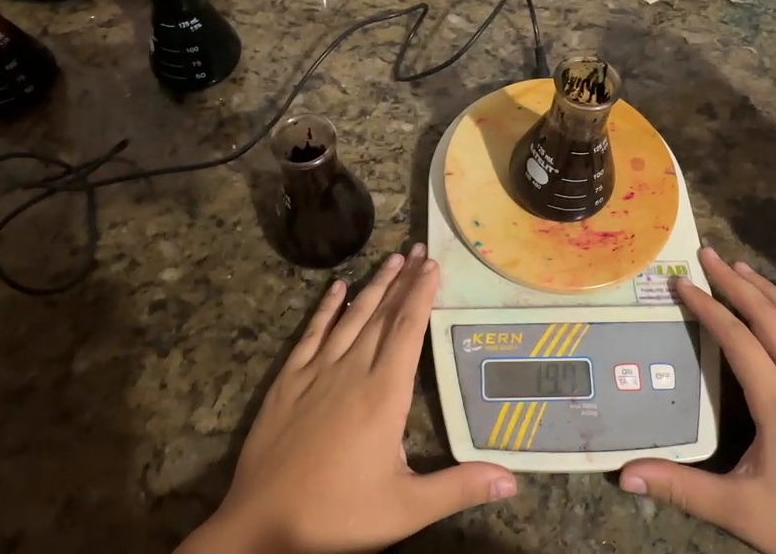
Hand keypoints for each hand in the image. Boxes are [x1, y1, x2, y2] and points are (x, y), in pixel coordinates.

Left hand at [179, 245, 517, 552]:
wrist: (262, 525)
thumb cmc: (339, 515)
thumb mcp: (406, 508)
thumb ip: (459, 487)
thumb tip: (513, 479)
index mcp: (384, 395)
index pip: (408, 330)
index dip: (422, 295)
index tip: (433, 266)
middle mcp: (352, 372)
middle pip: (382, 315)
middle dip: (403, 281)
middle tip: (418, 251)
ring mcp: (316, 373)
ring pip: (350, 318)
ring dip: (372, 287)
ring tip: (390, 260)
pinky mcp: (287, 382)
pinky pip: (311, 334)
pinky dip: (325, 309)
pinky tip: (337, 288)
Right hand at [619, 246, 775, 553]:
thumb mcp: (739, 511)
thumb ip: (681, 487)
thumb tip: (625, 476)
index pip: (736, 338)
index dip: (707, 307)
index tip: (683, 283)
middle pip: (769, 317)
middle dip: (736, 283)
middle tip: (708, 254)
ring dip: (771, 291)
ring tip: (743, 268)